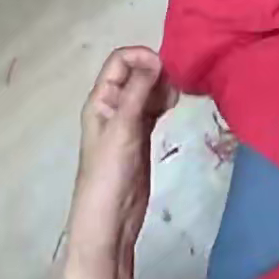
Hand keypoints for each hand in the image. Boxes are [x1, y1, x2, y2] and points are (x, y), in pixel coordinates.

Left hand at [60, 47, 177, 278]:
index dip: (141, 56)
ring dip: (163, 84)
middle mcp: (113, 104)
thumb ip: (138, 90)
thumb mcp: (123, 128)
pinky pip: (155, 105)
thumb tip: (157, 57)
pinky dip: (165, 99)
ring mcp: (128, 119)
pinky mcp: (142, 133)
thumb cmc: (109, 173)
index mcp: (101, 99)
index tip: (164, 65)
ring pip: (148, 88)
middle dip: (156, 69)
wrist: (110, 222)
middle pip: (136, 71)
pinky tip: (176, 103)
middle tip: (177, 79)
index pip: (120, 60)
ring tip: (178, 93)